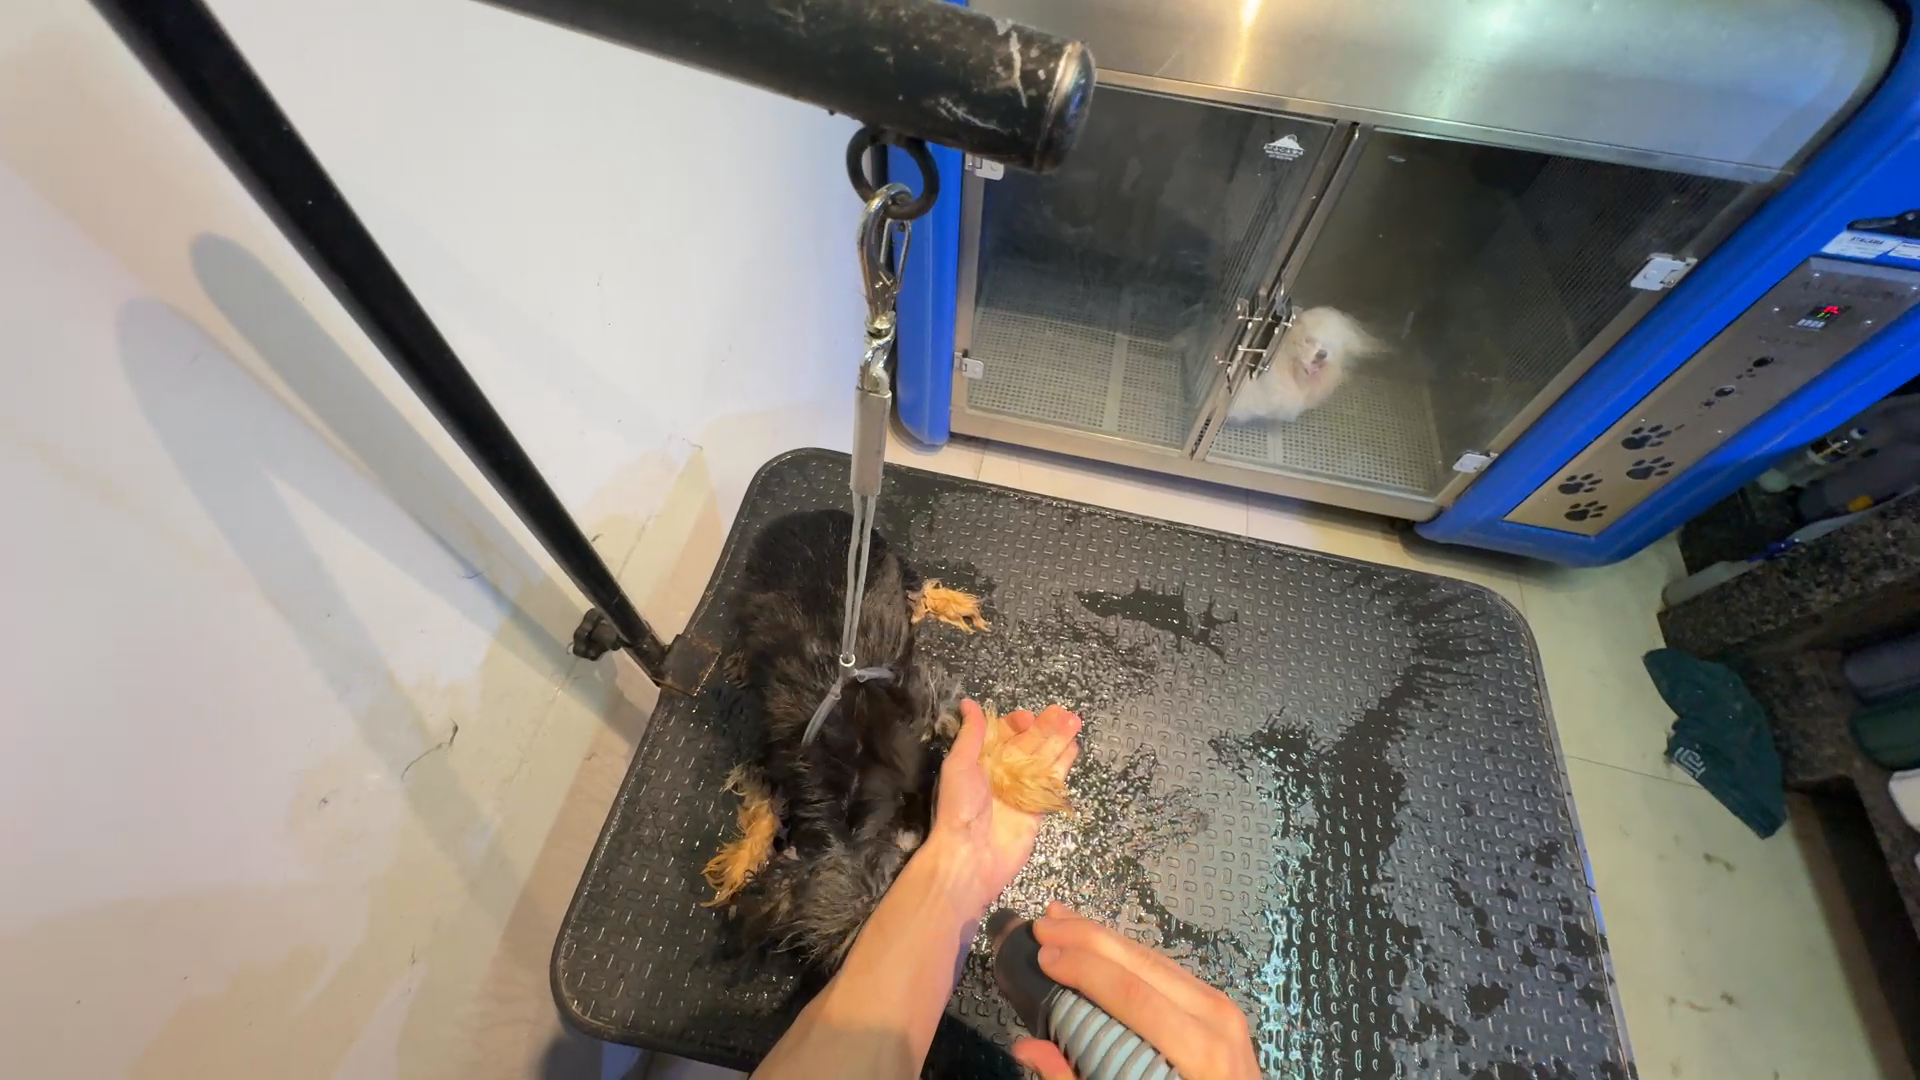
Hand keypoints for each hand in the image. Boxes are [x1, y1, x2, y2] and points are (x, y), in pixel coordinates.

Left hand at [924, 700, 1080, 919]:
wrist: (970, 856)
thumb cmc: (960, 807)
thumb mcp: (959, 764)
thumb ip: (971, 734)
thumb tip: (968, 703)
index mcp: (982, 760)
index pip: (1004, 735)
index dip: (1017, 724)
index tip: (1028, 718)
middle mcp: (1002, 773)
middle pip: (1028, 744)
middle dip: (1045, 727)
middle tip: (1063, 712)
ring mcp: (1021, 790)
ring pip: (1043, 759)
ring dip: (1059, 740)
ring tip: (1074, 721)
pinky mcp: (1036, 808)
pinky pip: (1051, 783)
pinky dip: (1062, 766)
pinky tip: (1073, 748)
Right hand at [1011, 903, 1258, 1079]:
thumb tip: (1026, 1048)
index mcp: (1201, 1053)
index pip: (1133, 995)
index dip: (1085, 969)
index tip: (1043, 956)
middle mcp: (1215, 1018)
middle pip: (1141, 963)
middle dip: (1085, 937)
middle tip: (1042, 924)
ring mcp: (1220, 1005)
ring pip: (1150, 955)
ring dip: (1100, 935)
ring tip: (1060, 917)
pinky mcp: (1215, 1000)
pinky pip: (1161, 965)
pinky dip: (1123, 950)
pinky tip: (1097, 939)